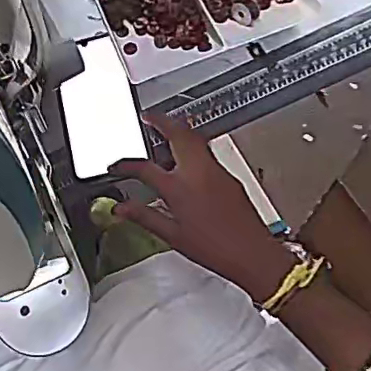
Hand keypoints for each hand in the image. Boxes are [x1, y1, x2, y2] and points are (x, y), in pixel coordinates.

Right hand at [111, 113, 295, 301]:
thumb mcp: (171, 235)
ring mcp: (217, 171)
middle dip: (161, 121)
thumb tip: (122, 209)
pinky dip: (193, 147)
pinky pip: (207, 153)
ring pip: (196, 139)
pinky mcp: (229, 177)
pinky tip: (188, 159)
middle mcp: (199, 173)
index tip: (117, 166)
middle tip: (149, 117)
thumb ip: (144, 216)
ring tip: (167, 130)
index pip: (145, 168)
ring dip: (179, 130)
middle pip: (178, 134)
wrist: (253, 254)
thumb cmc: (216, 248)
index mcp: (179, 188)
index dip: (126, 165)